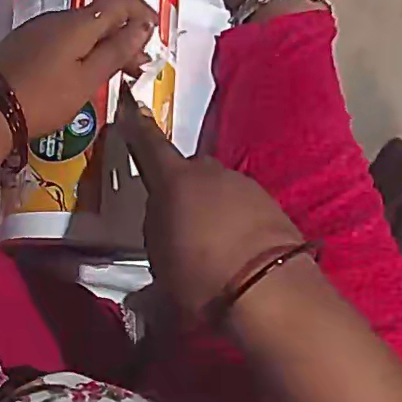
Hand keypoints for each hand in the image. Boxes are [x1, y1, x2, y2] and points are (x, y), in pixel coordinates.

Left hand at [0, 0, 155, 135]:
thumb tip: (142, 27)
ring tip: (113, 72)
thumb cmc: (42, 99)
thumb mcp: (87, 80)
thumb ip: (117, 51)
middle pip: (99, 16)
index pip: (119, 2)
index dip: (142, 13)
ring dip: (101, 45)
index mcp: (78, 23)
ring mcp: (36, 30)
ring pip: (79, 29)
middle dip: (124, 35)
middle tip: (138, 63)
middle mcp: (56, 19)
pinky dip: (79, 51)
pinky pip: (60, 40)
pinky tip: (81, 73)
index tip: (155, 32)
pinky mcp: (22, 45)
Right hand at [117, 79, 306, 321]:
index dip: (137, 128)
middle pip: (189, 169)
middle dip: (180, 186)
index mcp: (174, 181)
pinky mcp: (271, 205)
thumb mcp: (159, 260)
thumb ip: (156, 233)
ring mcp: (245, 186)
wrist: (267, 291)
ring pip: (218, 187)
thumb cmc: (198, 276)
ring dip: (209, 205)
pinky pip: (241, 204)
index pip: (150, 145)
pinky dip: (233, 218)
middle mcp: (210, 173)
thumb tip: (160, 229)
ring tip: (205, 240)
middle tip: (174, 216)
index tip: (131, 109)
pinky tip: (231, 246)